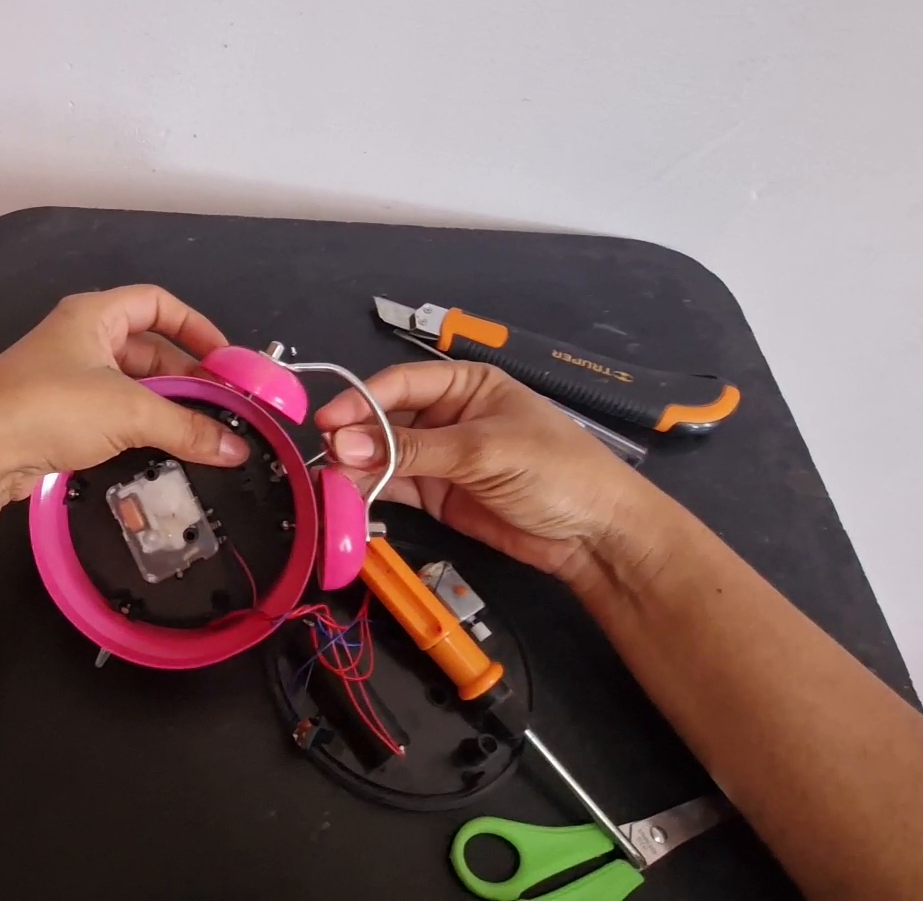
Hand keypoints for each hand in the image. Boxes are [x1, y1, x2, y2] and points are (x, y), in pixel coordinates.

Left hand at [0, 285, 250, 502]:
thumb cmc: (52, 407)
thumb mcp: (128, 411)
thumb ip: (187, 427)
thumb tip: (237, 448)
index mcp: (94, 315)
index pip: (157, 303)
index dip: (195, 326)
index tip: (226, 359)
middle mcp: (80, 338)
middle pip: (148, 349)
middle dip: (186, 377)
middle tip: (222, 409)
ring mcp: (67, 377)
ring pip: (131, 385)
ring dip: (165, 407)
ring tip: (202, 435)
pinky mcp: (58, 415)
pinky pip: (112, 412)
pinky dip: (139, 427)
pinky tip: (163, 449)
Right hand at [314, 361, 684, 588]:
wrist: (598, 538)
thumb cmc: (554, 470)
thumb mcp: (481, 450)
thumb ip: (410, 448)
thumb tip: (340, 444)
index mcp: (462, 385)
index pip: (398, 384)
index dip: (360, 401)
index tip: (326, 422)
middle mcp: (443, 415)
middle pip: (383, 420)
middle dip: (353, 437)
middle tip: (325, 458)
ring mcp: (437, 455)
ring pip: (381, 454)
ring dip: (355, 467)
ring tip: (331, 483)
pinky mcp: (434, 493)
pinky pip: (391, 485)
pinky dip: (368, 490)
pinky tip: (348, 497)